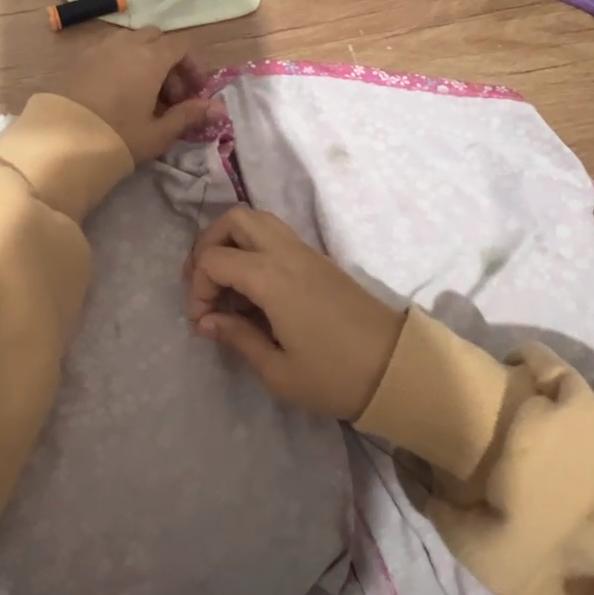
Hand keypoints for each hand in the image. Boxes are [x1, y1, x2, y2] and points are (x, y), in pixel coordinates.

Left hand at [58, 27, 226, 163]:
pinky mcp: (78, 60)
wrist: (61, 142)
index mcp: (150, 58)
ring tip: (143, 96)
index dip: (193, 66)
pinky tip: (117, 94)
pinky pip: (108, 51)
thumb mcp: (158, 133)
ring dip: (144, 61)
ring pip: (130, 43)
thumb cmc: (118, 136)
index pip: (181, 46)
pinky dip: (120, 64)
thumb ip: (189, 116)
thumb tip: (218, 107)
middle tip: (169, 96)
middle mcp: (125, 45)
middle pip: (156, 39)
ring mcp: (99, 49)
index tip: (195, 92)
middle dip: (169, 62)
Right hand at [184, 207, 404, 421]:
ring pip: (257, 219)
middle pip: (234, 219)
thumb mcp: (278, 371)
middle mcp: (285, 252)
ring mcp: (305, 251)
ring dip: (231, 241)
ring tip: (224, 281)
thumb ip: (237, 338)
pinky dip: (253, 247)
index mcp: (270, 276)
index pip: (213, 260)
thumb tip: (206, 322)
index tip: (202, 321)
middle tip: (202, 282)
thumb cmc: (335, 376)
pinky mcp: (318, 259)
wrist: (397, 369)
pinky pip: (275, 234)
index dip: (196, 287)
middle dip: (208, 245)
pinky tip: (253, 287)